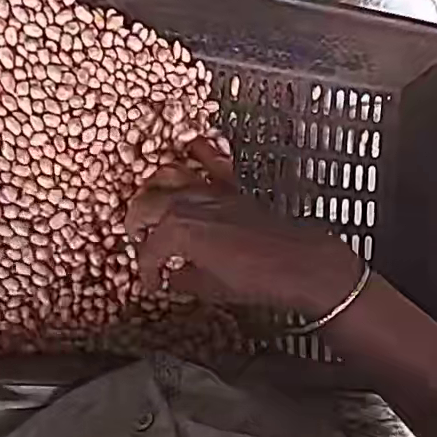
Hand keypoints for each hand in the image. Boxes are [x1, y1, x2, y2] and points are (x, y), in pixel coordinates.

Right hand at [126, 141, 363, 316]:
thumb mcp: (212, 288)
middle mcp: (188, 202)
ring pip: (168, 176)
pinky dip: (196, 151)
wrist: (298, 263)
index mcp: (177, 231)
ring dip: (154, 190)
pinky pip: (209, 159)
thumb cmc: (257, 279)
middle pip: (146, 205)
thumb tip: (172, 279)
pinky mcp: (232, 187)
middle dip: (138, 226)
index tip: (153, 283)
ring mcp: (211, 190)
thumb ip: (184, 281)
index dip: (147, 270)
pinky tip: (189, 148)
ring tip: (152, 207)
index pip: (149, 250)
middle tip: (140, 244)